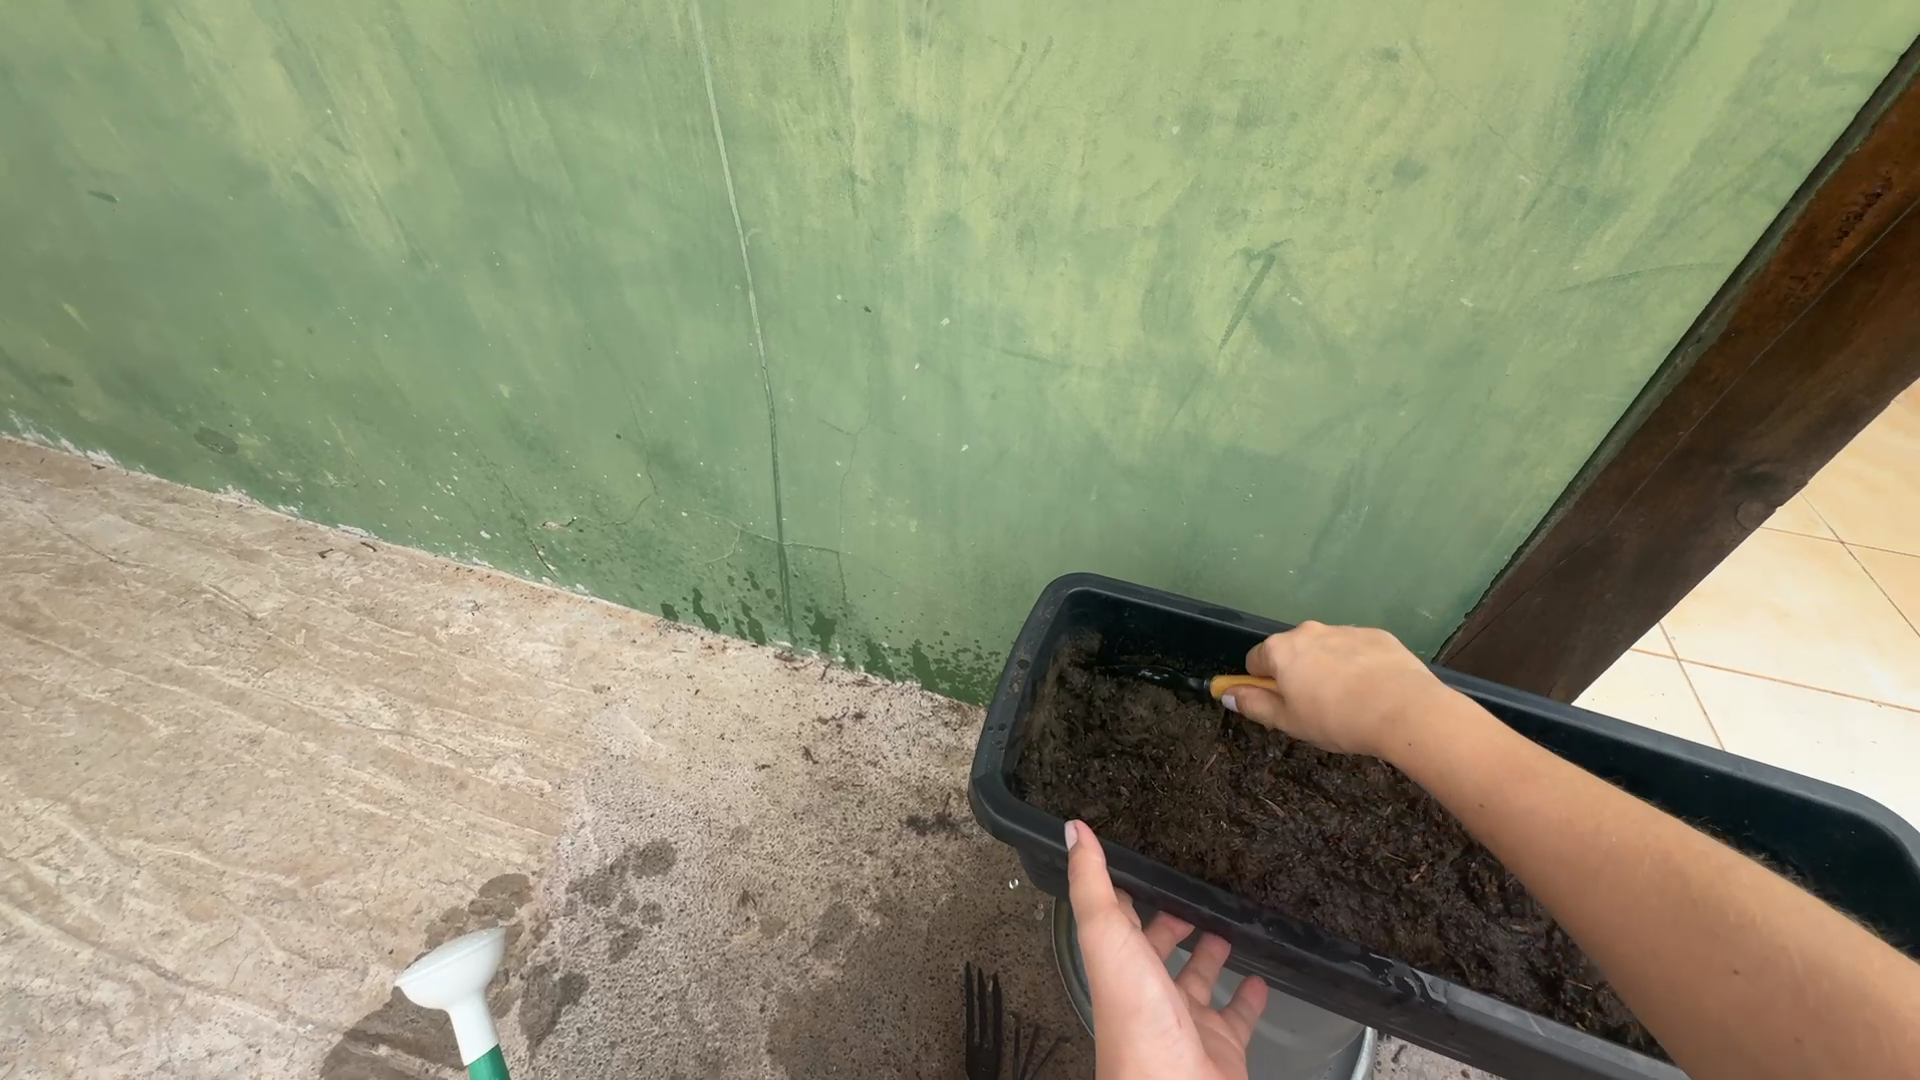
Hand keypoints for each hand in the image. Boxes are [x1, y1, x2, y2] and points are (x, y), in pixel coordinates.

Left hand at [1066, 819, 1265, 1079]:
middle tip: (1189, 893)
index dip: (1124, 890)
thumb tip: (1073, 828)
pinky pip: (1238, 1016)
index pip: (1117, 916)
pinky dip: (1249, 997)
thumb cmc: (1136, 1017)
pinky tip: (1260, 979)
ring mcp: (1185, 1019)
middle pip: (1157, 946)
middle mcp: (1146, 990)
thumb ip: (1091, 882)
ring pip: (1197, 978)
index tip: (1137, 862)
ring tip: (1224, 924)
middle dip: (1169, 919)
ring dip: (1209, 952)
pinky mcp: (1222, 1046)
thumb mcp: (1106, 934)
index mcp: (1116, 962)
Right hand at [1225, 621, 1447, 757]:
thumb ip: (1254, 705)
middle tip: (1316, 706)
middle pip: (1291, 651)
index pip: (1254, 661)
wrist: (1406, 710)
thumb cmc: (1337, 719)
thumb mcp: (1289, 722)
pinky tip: (1375, 690)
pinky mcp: (1376, 635)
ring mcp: (1344, 630)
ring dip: (1328, 668)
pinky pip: (1357, 649)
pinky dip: (1359, 665)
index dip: (1263, 684)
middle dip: (1297, 673)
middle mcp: (1308, 631)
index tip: (1283, 704)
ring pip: (1325, 649)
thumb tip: (1227, 695)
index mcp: (1280, 650)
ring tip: (1351, 701)